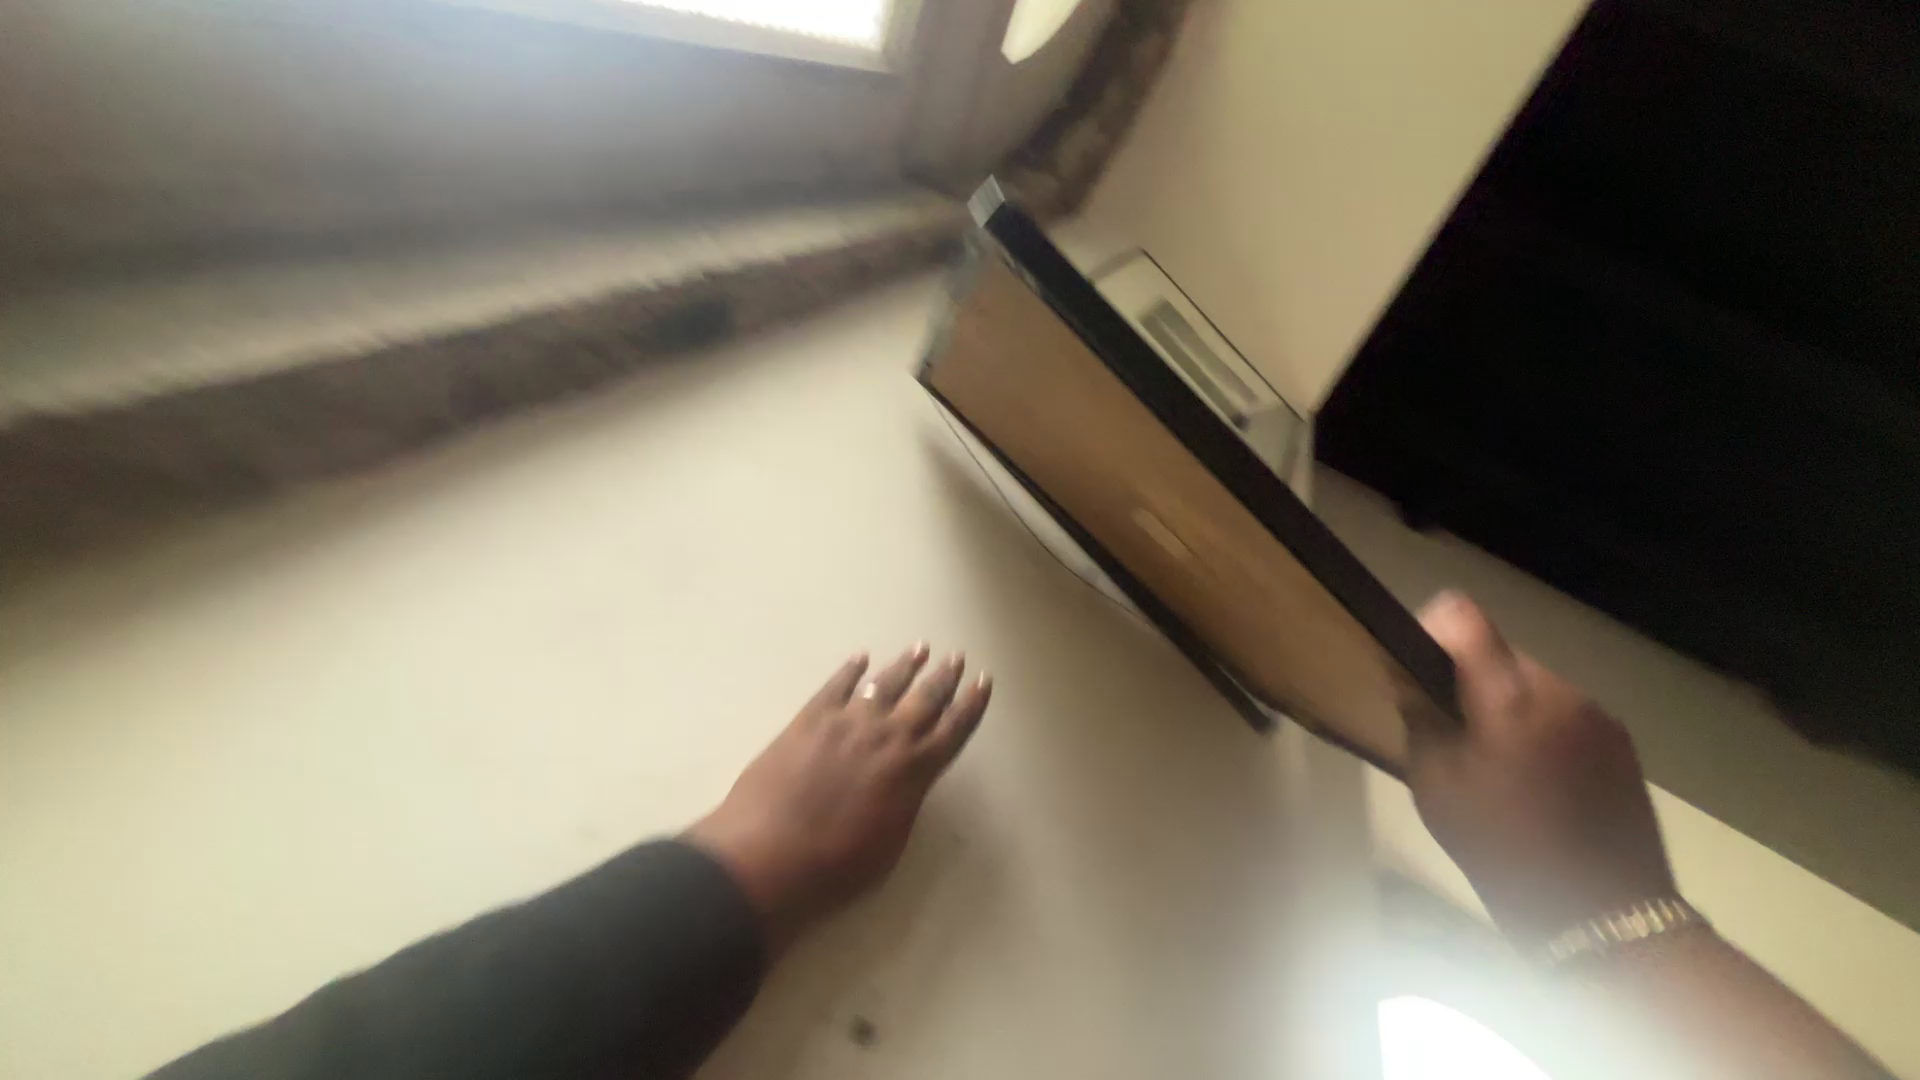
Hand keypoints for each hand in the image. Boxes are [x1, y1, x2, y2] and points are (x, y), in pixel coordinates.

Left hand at [685, 644, 991, 951]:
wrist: (769, 856)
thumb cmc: (836, 867)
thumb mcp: (891, 842)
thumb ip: (905, 801)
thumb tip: (908, 778)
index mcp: (913, 770)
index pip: (954, 729)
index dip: (972, 705)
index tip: (984, 682)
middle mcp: (887, 736)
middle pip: (924, 699)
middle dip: (943, 677)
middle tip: (957, 657)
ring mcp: (847, 722)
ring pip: (884, 684)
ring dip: (905, 665)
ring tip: (919, 648)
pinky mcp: (810, 718)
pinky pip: (836, 685)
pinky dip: (850, 669)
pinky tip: (860, 657)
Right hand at [1408, 592, 1676, 945]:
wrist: (1600, 914)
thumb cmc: (1499, 846)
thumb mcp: (1434, 783)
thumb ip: (1419, 717)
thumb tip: (1406, 676)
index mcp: (1508, 698)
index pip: (1464, 617)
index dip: (1430, 625)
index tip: (1413, 659)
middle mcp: (1558, 691)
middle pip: (1497, 649)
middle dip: (1466, 672)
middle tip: (1446, 718)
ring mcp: (1596, 713)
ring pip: (1529, 677)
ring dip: (1501, 696)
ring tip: (1488, 749)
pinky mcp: (1618, 738)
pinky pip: (1558, 705)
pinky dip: (1533, 719)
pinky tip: (1528, 768)